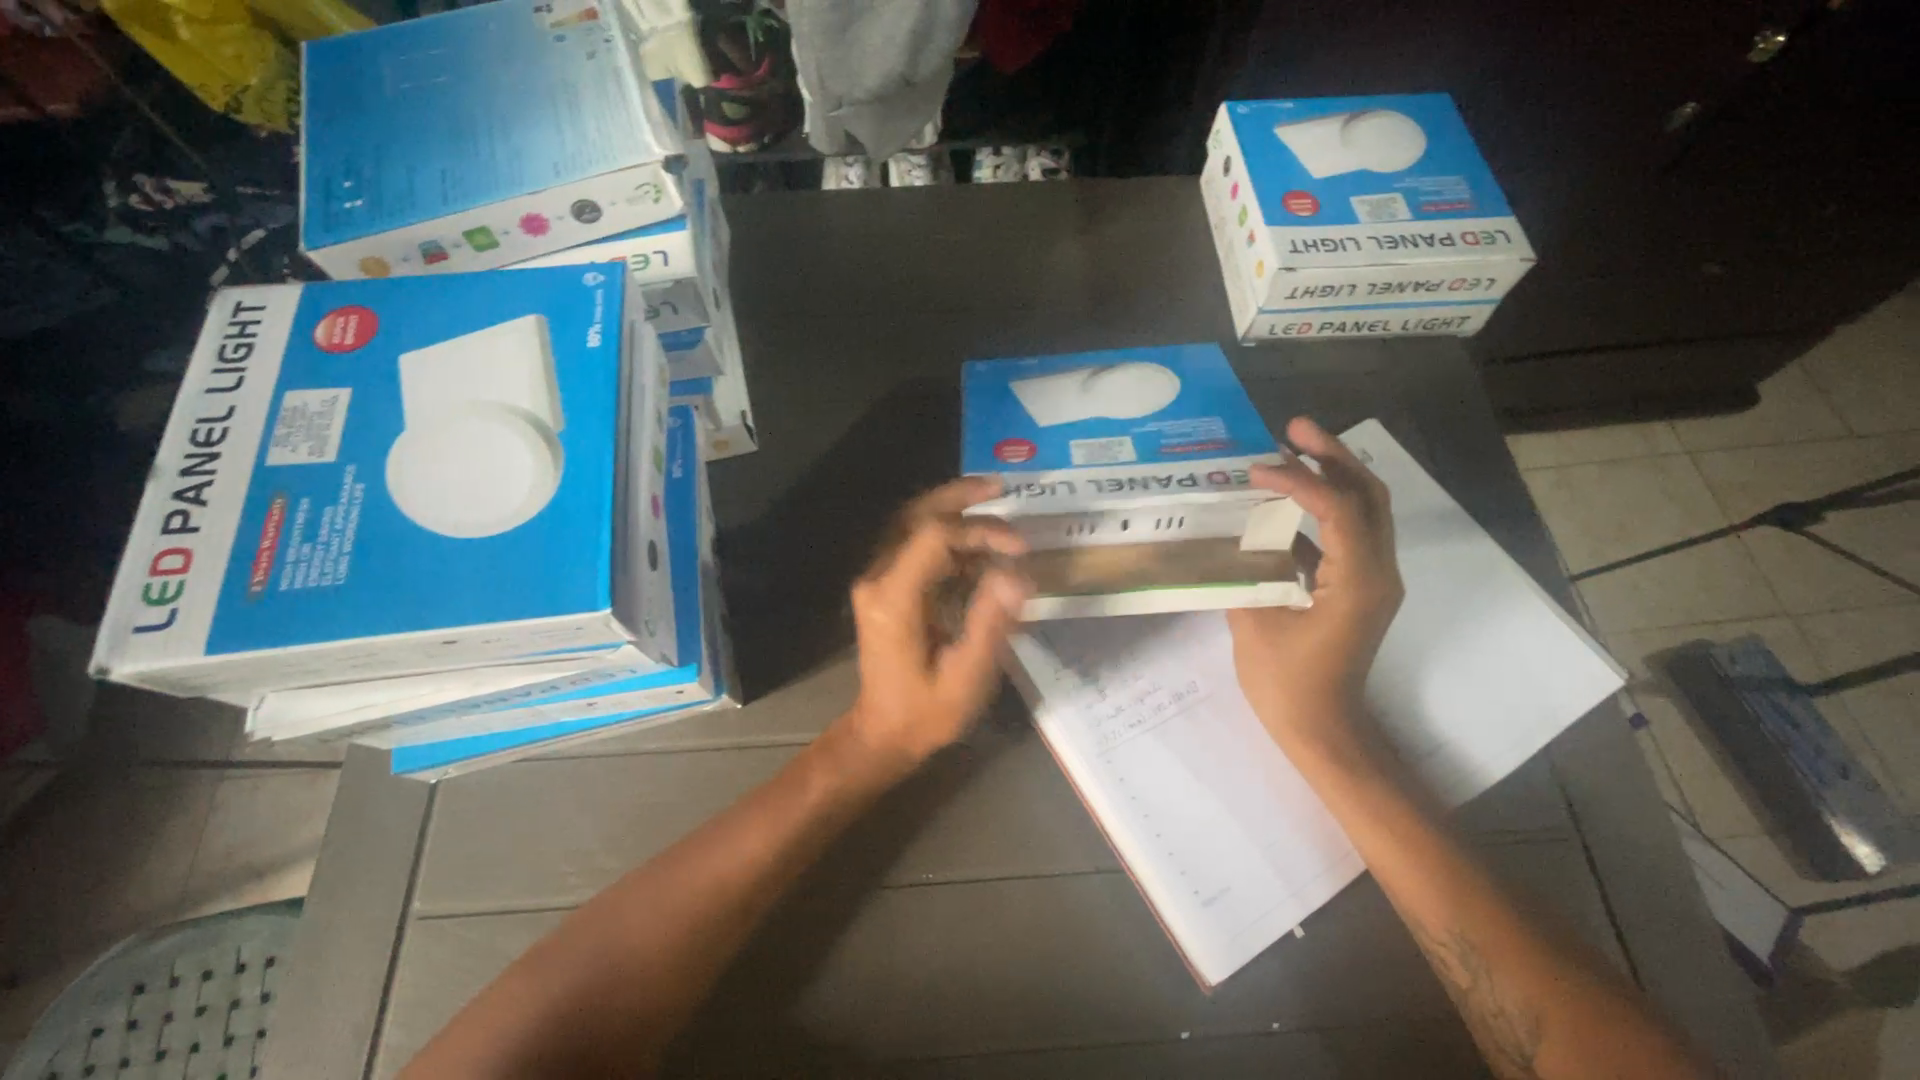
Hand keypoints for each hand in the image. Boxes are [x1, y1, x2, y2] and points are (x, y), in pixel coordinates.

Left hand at [836, 477, 1031, 778]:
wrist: (885, 733)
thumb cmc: (926, 712)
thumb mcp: (966, 677)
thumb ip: (990, 623)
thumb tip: (1019, 576)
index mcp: (894, 599)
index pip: (934, 536)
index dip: (980, 530)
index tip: (1020, 548)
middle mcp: (877, 579)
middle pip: (914, 516)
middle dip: (959, 497)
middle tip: (1001, 487)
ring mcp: (876, 581)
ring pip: (910, 524)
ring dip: (951, 510)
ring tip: (995, 503)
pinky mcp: (884, 588)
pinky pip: (913, 545)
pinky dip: (947, 535)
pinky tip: (979, 546)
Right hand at [1227, 417, 1402, 755]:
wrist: (1323, 732)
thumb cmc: (1288, 687)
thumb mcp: (1255, 625)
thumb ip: (1248, 570)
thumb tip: (1238, 534)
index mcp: (1360, 581)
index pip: (1339, 508)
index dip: (1299, 479)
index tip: (1257, 469)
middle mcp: (1379, 572)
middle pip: (1368, 494)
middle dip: (1332, 456)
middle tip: (1292, 428)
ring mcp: (1374, 580)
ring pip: (1365, 510)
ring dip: (1331, 477)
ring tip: (1290, 451)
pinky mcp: (1360, 589)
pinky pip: (1348, 535)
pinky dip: (1320, 510)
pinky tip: (1283, 503)